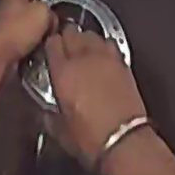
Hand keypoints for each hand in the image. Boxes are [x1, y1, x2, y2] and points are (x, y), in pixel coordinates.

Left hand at [0, 0, 74, 64]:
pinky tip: (51, 38)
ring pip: (34, 16)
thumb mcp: (42, 13)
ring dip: (48, 20)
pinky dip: (41, 33)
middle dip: (54, 1)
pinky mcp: (10, 36)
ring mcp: (9, 19)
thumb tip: (51, 18)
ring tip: (63, 25)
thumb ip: (51, 10)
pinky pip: (30, 31)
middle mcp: (12, 1)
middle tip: (70, 5)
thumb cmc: (19, 29)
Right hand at [45, 27, 148, 165]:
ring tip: (83, 49)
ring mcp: (104, 57)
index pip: (53, 43)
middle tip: (65, 47)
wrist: (126, 141)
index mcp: (63, 72)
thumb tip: (48, 114)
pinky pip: (108, 43)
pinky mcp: (121, 62)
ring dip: (84, 39)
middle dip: (66, 37)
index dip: (50, 44)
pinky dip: (103, 45)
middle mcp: (83, 58)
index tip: (50, 50)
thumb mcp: (62, 132)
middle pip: (72, 32)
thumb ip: (52, 117)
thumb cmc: (91, 139)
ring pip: (90, 34)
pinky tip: (102, 56)